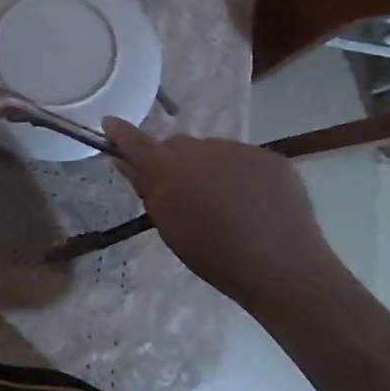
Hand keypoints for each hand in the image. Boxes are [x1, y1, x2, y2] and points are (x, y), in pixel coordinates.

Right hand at [102, 118, 343, 307]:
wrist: (280, 266)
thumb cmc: (213, 256)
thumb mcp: (169, 227)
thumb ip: (147, 190)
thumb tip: (125, 164)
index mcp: (169, 170)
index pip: (136, 143)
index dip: (120, 134)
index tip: (109, 124)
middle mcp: (200, 149)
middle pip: (178, 146)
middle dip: (175, 162)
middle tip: (186, 195)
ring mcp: (238, 149)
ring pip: (213, 152)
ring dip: (211, 168)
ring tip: (227, 204)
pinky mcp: (269, 156)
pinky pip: (245, 159)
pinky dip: (243, 175)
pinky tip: (254, 203)